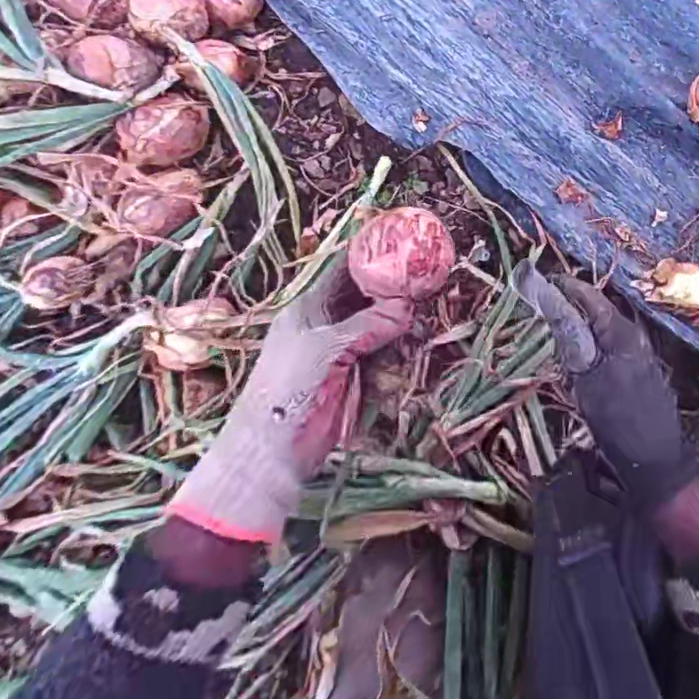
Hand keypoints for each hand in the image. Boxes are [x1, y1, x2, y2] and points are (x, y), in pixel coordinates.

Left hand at [168, 261, 413, 542]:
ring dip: (400, 315)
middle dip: (393, 285)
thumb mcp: (326, 349)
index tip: (402, 243)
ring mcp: (341, 347)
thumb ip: (368, 325)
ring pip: (378, 320)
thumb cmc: (286, 392)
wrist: (272, 455)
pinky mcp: (354, 372)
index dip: (371, 254)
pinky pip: (382, 348)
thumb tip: (408, 306)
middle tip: (425, 276)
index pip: (344, 269)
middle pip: (366, 294)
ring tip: (427, 304)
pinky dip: (399, 343)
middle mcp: (326, 321)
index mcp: (309, 306)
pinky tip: (416, 336)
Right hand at [523, 273, 698, 511]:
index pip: (588, 295)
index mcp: (621, 331)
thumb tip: (551, 297)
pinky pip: (606, 346)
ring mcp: (636, 353)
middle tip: (537, 309)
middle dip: (567, 306)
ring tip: (551, 334)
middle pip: (594, 310)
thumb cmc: (618, 419)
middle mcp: (633, 335)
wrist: (655, 461)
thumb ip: (570, 334)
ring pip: (599, 329)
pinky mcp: (636, 370)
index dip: (561, 286)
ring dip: (576, 328)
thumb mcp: (586, 375)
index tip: (534, 283)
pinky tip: (575, 361)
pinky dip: (587, 345)